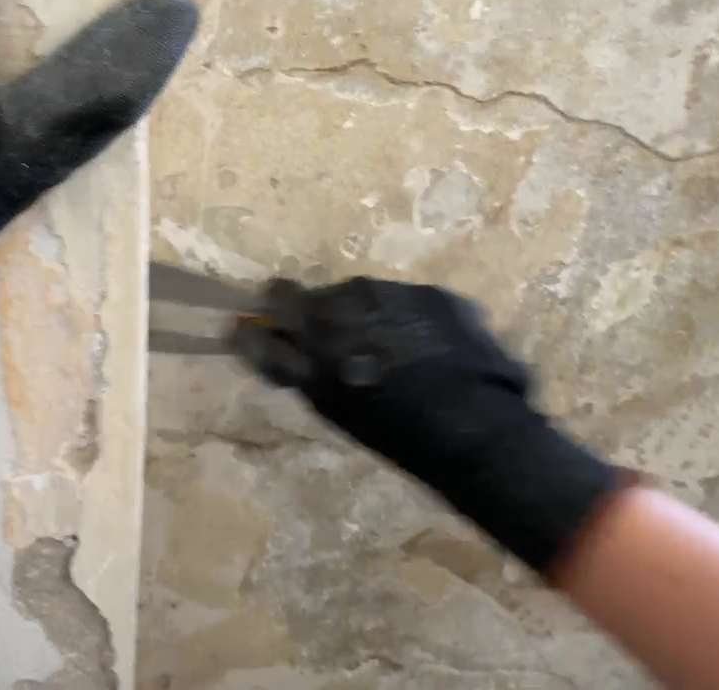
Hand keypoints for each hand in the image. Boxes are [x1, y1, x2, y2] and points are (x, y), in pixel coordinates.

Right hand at [233, 277, 627, 575]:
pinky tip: (433, 357)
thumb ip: (279, 357)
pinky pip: (416, 305)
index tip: (287, 331)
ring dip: (376, 321)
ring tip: (399, 361)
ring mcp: (401, 289)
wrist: (474, 429)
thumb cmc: (384, 422)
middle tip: (351, 358)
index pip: (278, 291)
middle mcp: (354, 288)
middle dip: (334, 320)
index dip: (280, 310)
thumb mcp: (319, 395)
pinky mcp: (443, 295)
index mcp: (318, 314)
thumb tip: (245, 331)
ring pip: (373, 299)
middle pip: (330, 296)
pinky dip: (416, 325)